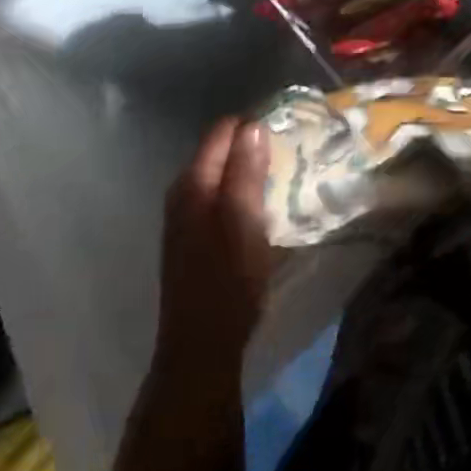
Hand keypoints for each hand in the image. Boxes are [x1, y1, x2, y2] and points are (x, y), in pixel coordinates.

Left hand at [155, 117, 271, 365]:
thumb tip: (253, 125)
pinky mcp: (190, 238)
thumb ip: (246, 171)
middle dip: (250, 147)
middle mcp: (182, 191)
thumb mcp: (244, 220)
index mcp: (193, 181)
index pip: (222, 131)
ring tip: (280, 178)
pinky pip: (216, 198)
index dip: (252, 126)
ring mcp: (183, 216)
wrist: (200, 345)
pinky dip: (237, 195)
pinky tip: (258, 209)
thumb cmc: (228, 279)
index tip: (285, 131)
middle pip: (218, 151)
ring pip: (218, 176)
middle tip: (288, 154)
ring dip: (245, 173)